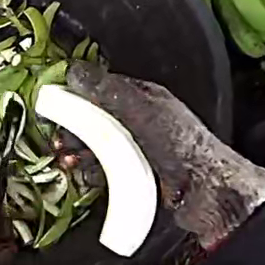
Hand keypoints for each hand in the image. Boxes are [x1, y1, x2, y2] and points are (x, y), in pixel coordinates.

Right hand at [62, 63, 264, 251]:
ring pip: (97, 146)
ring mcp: (137, 149)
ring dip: (77, 151)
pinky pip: (104, 170)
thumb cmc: (180, 144)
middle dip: (73, 128)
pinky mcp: (135, 175)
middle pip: (94, 120)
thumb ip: (107, 90)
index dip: (76, 95)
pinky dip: (89, 171)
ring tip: (65, 159)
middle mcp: (138, 120)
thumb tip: (72, 70)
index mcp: (143, 97)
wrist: (209, 194)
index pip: (101, 88)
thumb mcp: (142, 109)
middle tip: (57, 139)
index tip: (54, 105)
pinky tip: (81, 174)